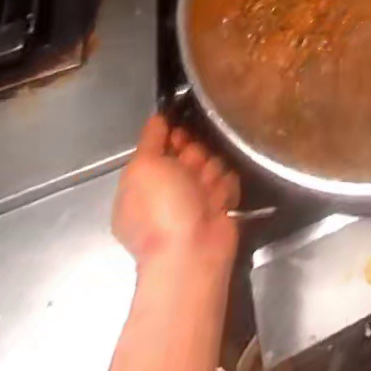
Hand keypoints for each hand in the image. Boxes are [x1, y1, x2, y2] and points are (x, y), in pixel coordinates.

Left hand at [112, 115, 240, 271]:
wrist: (191, 252)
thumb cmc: (161, 209)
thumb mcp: (143, 167)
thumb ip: (150, 139)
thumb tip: (158, 118)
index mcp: (142, 183)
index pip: (162, 144)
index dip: (174, 138)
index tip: (179, 138)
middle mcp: (167, 191)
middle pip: (191, 151)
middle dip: (196, 156)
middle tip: (192, 170)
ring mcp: (194, 200)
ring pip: (213, 163)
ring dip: (211, 174)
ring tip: (205, 193)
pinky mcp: (218, 206)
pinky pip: (228, 181)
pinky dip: (224, 189)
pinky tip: (217, 203)